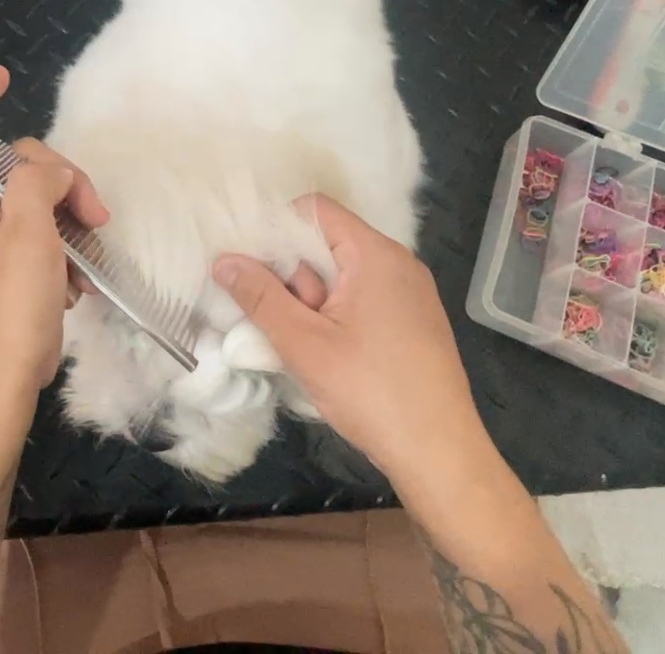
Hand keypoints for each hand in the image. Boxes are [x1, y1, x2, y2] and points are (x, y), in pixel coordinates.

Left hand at [0, 66, 108, 415]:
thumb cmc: (6, 314)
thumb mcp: (26, 238)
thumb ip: (38, 184)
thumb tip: (53, 170)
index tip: (4, 79)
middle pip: (18, 164)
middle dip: (63, 179)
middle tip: (94, 217)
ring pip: (41, 201)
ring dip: (72, 223)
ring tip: (85, 264)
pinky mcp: (15, 268)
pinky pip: (47, 238)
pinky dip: (68, 253)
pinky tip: (77, 285)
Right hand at [212, 195, 494, 493]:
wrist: (441, 455)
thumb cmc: (371, 392)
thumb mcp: (304, 344)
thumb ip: (260, 296)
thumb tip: (223, 260)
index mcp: (375, 254)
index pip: (316, 209)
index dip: (277, 227)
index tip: (253, 266)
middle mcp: (398, 262)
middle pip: (327, 242)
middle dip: (296, 276)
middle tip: (290, 322)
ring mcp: (410, 292)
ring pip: (341, 274)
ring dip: (314, 300)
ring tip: (311, 346)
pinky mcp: (414, 320)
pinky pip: (362, 297)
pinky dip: (336, 314)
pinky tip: (330, 354)